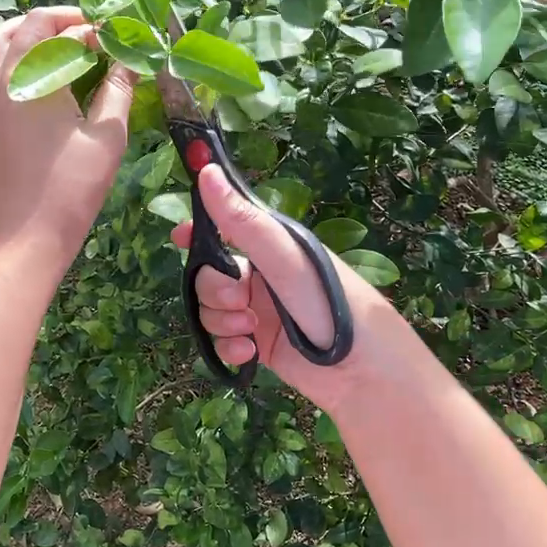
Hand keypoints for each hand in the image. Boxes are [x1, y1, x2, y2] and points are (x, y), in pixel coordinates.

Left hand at [0, 7, 137, 252]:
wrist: (29, 235)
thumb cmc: (73, 187)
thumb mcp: (107, 136)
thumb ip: (119, 90)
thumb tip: (132, 61)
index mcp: (34, 79)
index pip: (63, 33)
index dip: (95, 30)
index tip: (120, 40)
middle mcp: (4, 81)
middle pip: (23, 26)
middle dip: (58, 19)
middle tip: (90, 30)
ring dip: (25, 33)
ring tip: (57, 42)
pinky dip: (6, 63)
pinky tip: (30, 77)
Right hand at [169, 163, 380, 398]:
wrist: (367, 376)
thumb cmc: (333, 305)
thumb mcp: (285, 259)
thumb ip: (243, 221)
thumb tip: (206, 170)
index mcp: (272, 245)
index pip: (224, 227)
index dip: (199, 232)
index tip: (179, 238)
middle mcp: (262, 275)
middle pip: (209, 274)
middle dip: (215, 290)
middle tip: (239, 302)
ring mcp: (259, 311)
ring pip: (212, 309)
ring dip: (222, 320)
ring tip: (250, 331)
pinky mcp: (259, 345)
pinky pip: (223, 340)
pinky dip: (230, 347)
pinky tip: (249, 354)